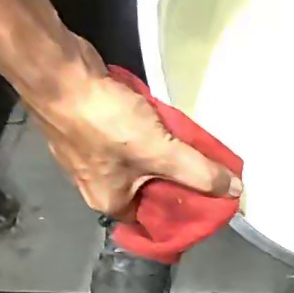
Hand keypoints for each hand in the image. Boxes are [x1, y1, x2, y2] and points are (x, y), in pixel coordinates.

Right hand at [25, 39, 241, 217]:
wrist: (57, 71)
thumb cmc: (104, 121)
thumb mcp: (162, 153)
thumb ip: (200, 173)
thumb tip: (236, 190)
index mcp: (111, 203)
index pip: (156, 221)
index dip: (186, 214)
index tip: (213, 204)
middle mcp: (99, 185)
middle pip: (152, 192)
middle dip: (180, 182)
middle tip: (210, 173)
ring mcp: (93, 155)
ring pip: (143, 164)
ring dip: (167, 156)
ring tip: (195, 149)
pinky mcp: (92, 128)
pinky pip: (132, 140)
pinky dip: (151, 135)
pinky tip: (169, 125)